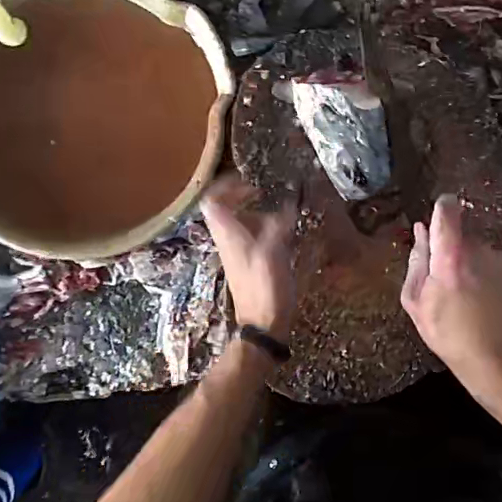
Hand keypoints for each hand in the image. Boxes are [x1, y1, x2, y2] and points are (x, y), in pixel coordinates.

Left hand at [200, 175, 299, 337]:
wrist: (262, 323)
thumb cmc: (264, 287)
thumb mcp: (273, 251)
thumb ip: (279, 224)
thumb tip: (289, 202)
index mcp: (228, 233)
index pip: (212, 201)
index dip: (224, 186)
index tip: (245, 178)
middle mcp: (227, 240)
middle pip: (223, 209)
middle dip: (240, 195)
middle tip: (260, 189)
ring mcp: (236, 252)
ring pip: (237, 222)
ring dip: (253, 211)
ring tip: (275, 207)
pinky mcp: (248, 262)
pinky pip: (249, 236)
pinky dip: (262, 227)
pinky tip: (282, 230)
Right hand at [400, 195, 501, 385]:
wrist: (495, 355)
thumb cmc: (448, 333)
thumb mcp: (416, 302)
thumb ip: (416, 261)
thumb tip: (420, 231)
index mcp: (450, 257)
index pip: (447, 209)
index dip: (439, 207)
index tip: (432, 219)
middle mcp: (476, 249)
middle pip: (455, 230)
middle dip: (443, 245)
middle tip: (436, 277)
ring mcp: (494, 257)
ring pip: (468, 244)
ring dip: (459, 259)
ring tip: (454, 292)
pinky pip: (481, 257)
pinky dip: (473, 269)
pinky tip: (471, 296)